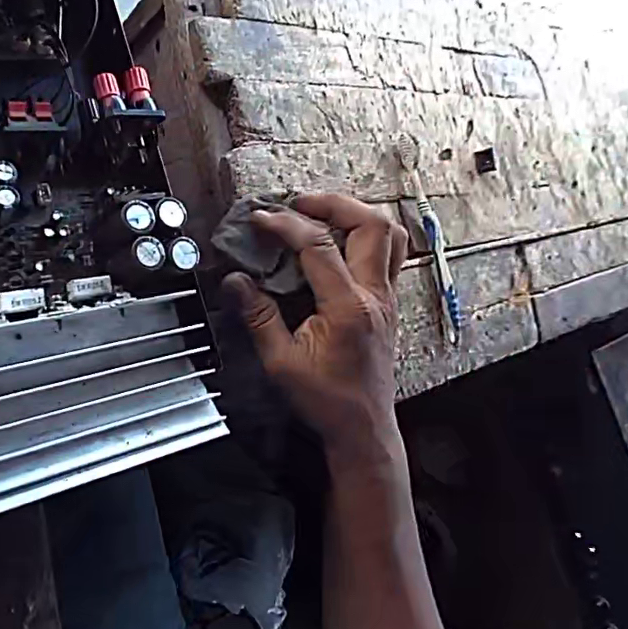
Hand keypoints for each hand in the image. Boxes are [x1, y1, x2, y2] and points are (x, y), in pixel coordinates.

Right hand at [222, 194, 409, 471]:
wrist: (363, 426)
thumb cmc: (327, 401)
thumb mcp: (282, 362)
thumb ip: (259, 317)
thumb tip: (236, 281)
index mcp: (348, 308)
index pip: (319, 247)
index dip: (285, 225)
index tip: (261, 220)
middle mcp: (375, 296)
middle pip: (371, 224)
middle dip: (333, 203)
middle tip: (300, 202)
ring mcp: (387, 297)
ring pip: (390, 234)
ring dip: (357, 214)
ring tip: (324, 213)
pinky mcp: (388, 302)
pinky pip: (391, 253)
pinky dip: (367, 235)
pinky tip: (342, 241)